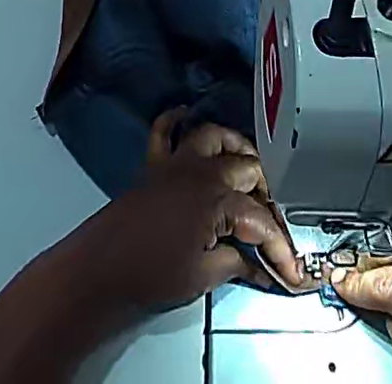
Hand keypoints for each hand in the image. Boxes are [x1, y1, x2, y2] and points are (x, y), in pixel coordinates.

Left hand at [51, 116, 303, 314]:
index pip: (261, 219)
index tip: (291, 272)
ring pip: (213, 137)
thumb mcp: (203, 277)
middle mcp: (202, 171)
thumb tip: (257, 267)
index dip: (280, 247)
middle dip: (267, 193)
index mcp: (219, 199)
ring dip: (234, 146)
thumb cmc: (152, 274)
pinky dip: (174, 119)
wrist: (100, 268)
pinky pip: (164, 131)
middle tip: (272, 221)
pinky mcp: (154, 165)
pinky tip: (184, 114)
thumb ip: (235, 263)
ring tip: (248, 165)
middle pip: (247, 169)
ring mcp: (176, 163)